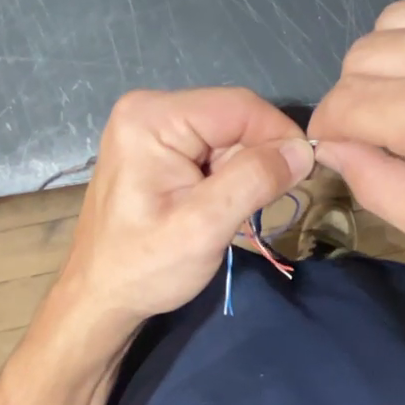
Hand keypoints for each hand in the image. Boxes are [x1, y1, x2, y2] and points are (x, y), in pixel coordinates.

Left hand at [50, 88, 314, 338]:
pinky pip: (208, 152)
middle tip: (247, 210)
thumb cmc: (145, 268)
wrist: (100, 298)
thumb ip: (254, 180)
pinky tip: (210, 210)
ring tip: (222, 216)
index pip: (240, 106)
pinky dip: (223, 180)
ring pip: (225, 138)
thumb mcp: (204, 227)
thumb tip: (304, 150)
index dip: (279, 137)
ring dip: (239, 175)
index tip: (302, 176)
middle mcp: (148, 110)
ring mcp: (149, 129)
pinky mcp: (154, 151)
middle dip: (254, 161)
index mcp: (152, 118)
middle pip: (232, 119)